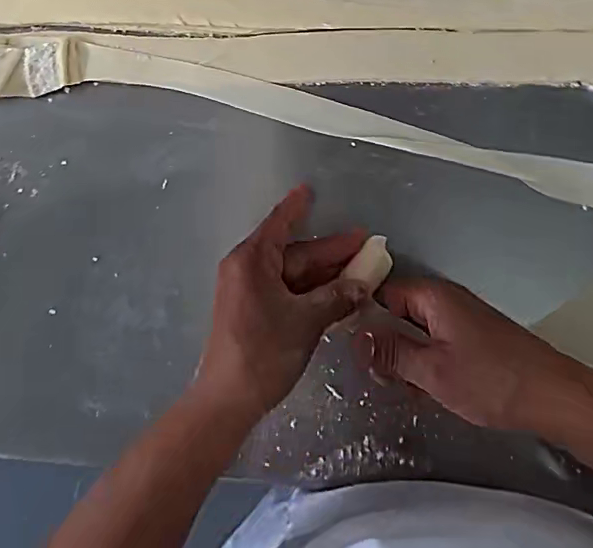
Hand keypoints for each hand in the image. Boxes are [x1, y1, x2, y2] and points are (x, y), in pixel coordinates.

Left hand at [192, 186, 368, 420]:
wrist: (227, 402)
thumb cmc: (263, 352)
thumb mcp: (306, 321)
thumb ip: (337, 297)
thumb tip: (363, 284)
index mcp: (252, 260)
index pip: (280, 223)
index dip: (298, 207)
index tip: (309, 189)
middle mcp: (247, 269)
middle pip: (295, 252)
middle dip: (330, 251)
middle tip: (364, 244)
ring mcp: (249, 292)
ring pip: (294, 274)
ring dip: (325, 275)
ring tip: (360, 271)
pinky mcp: (253, 312)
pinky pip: (287, 291)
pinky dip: (312, 292)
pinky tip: (339, 295)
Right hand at [358, 277, 589, 432]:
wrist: (551, 395)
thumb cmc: (491, 380)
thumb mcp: (432, 371)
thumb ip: (393, 353)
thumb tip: (358, 337)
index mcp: (433, 295)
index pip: (384, 293)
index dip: (365, 316)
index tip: (352, 346)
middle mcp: (446, 298)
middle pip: (399, 310)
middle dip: (386, 341)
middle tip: (378, 375)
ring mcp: (462, 316)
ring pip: (418, 329)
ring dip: (406, 355)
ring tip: (401, 386)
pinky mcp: (473, 336)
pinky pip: (437, 340)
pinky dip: (427, 360)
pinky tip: (427, 387)